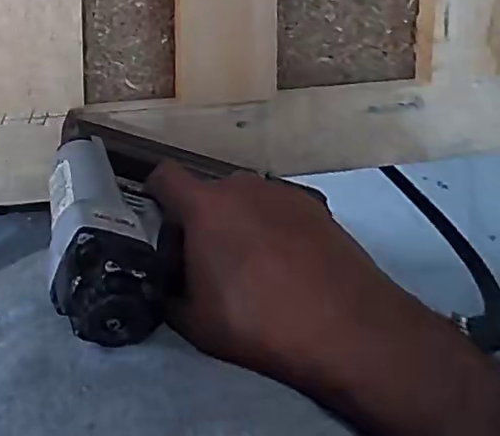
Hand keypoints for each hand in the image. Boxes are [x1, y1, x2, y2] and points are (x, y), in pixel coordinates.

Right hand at [148, 163, 454, 394]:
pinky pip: (277, 209)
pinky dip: (274, 227)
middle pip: (208, 193)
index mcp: (204, 206)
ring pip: (245, 200)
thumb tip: (167, 286)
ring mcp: (279, 190)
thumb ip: (171, 294)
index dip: (154, 191)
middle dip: (202, 220)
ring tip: (255, 266)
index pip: (164, 175)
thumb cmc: (260, 321)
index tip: (156, 215)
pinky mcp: (311, 202)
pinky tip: (288, 263)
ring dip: (240, 222)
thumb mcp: (196, 323)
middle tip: (209, 260)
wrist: (344, 322)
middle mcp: (240, 186)